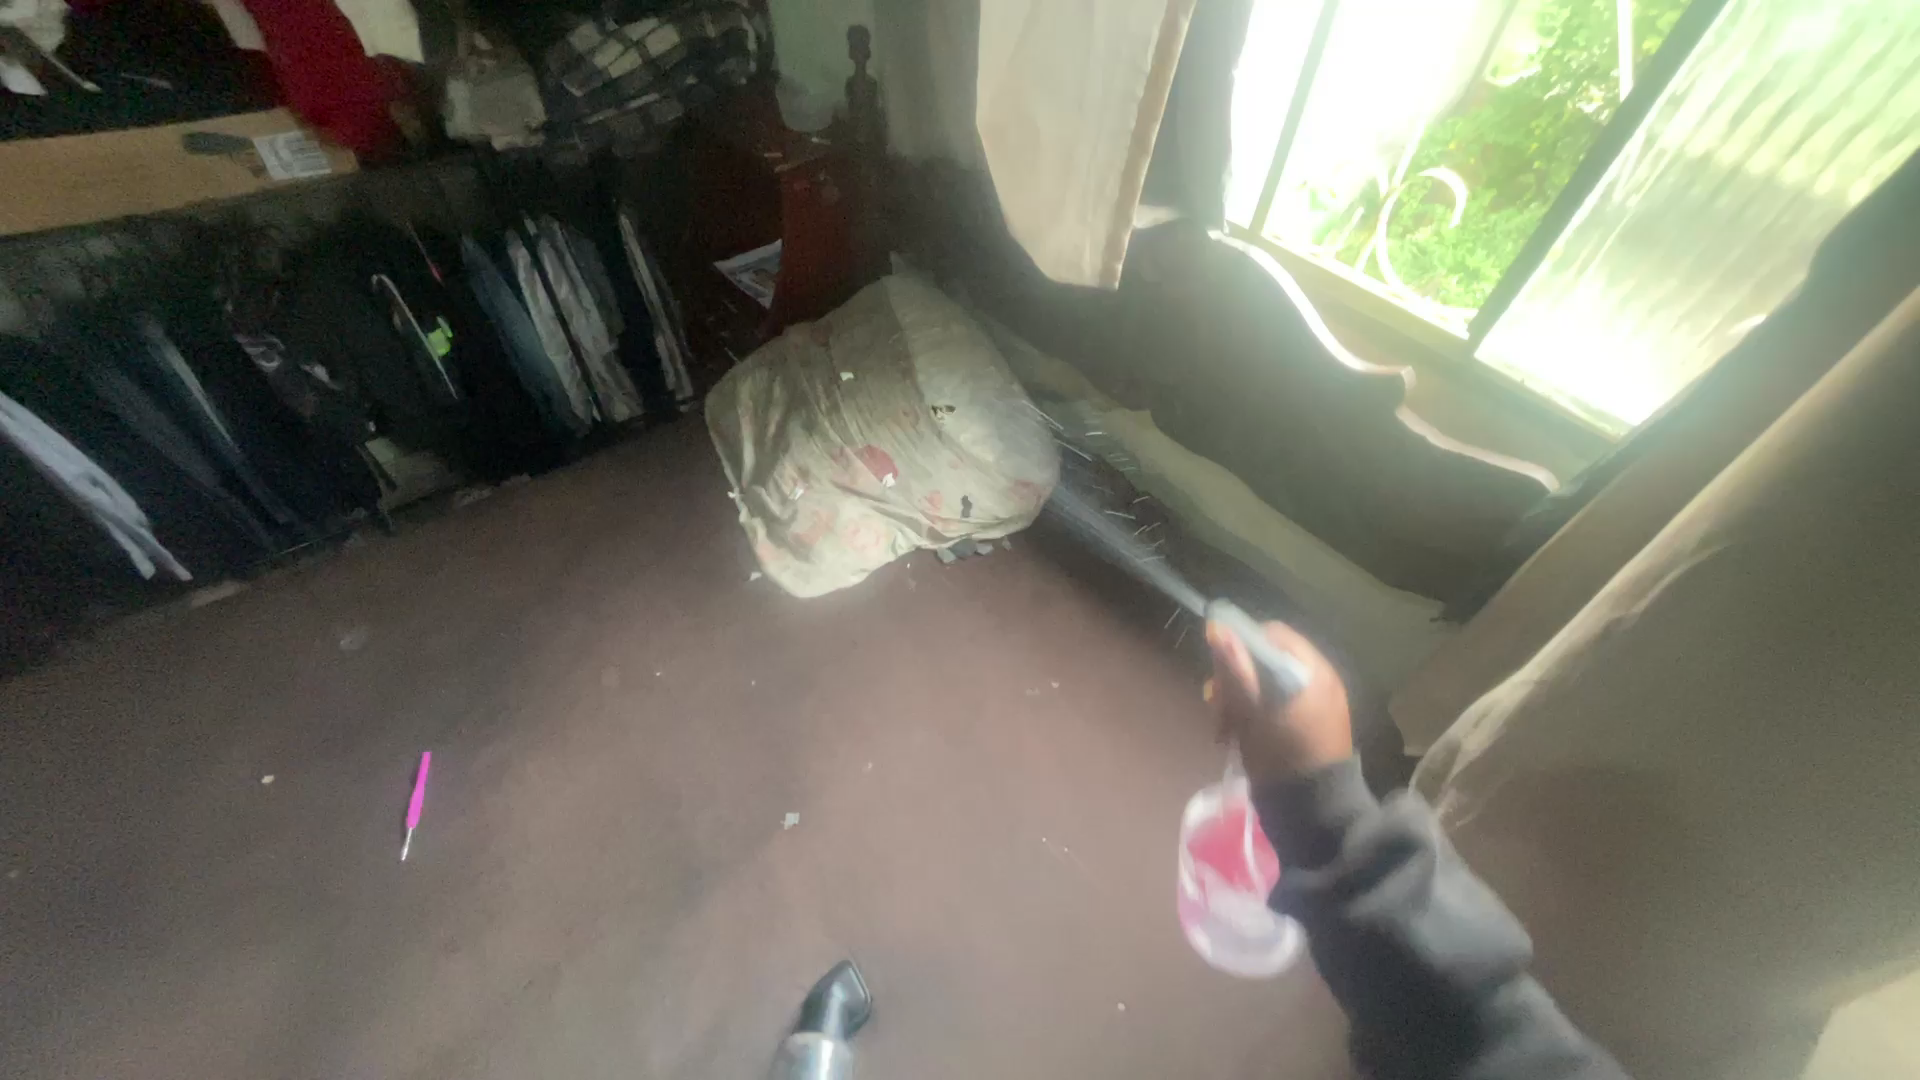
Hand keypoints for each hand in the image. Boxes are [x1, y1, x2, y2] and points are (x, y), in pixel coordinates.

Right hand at [1205, 618, 1352, 783]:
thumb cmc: (1283, 758)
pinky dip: (1250, 714)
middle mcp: (1317, 681)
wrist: (1313, 812)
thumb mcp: (1252, 712)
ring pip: (1262, 684)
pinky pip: (1271, 704)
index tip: (1221, 674)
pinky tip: (1234, 735)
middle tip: (1218, 708)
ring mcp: (1312, 703)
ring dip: (1237, 700)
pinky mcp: (1304, 724)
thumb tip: (1217, 628)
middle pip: (1264, 660)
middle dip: (1234, 680)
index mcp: (1313, 672)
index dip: (1241, 646)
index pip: (1271, 635)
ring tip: (1224, 729)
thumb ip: (1236, 670)